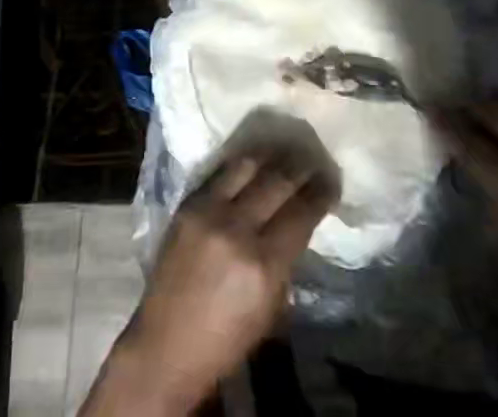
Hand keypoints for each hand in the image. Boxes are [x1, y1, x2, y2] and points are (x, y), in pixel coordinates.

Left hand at [82, 139, 336, 415]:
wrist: (164, 347)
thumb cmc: (227, 339)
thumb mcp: (272, 304)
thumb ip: (287, 257)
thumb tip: (300, 219)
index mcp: (264, 264)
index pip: (302, 211)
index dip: (322, 191)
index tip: (332, 180)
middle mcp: (236, 229)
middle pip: (278, 180)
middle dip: (302, 167)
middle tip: (315, 158)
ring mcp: (207, 213)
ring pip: (247, 165)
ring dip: (271, 156)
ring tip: (285, 151)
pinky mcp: (186, 207)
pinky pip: (220, 174)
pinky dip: (242, 165)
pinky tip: (255, 161)